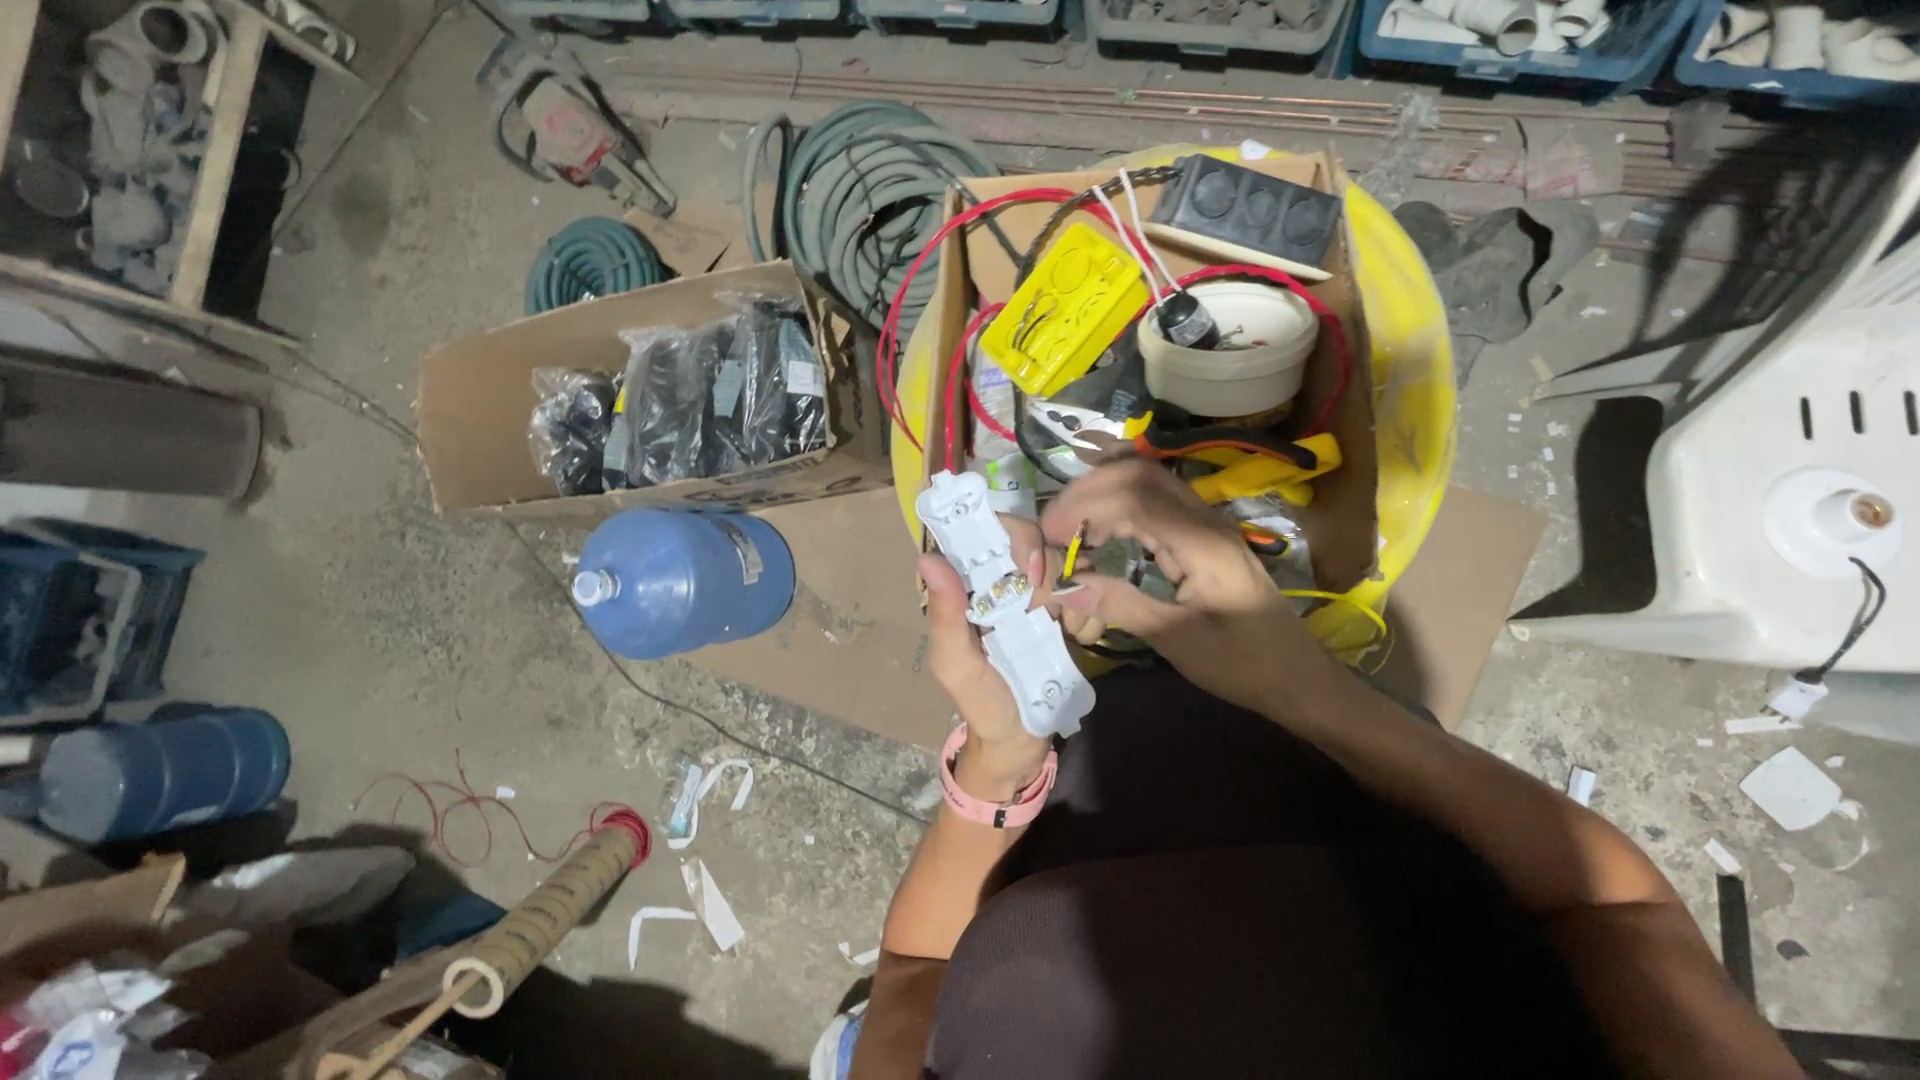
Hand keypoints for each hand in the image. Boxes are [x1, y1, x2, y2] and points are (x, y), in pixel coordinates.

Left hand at [919, 517, 1095, 795]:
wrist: (1022, 741)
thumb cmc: (980, 702)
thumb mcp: (956, 663)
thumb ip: (945, 614)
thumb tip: (929, 558)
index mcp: (972, 587)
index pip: (989, 532)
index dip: (1012, 534)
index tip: (1027, 565)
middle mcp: (1004, 582)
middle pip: (1032, 541)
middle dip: (1044, 566)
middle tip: (1044, 604)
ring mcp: (1038, 595)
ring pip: (1063, 560)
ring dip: (1069, 588)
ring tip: (1062, 626)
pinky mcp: (1066, 613)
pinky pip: (1086, 589)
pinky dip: (1087, 606)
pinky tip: (1078, 634)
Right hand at [1040, 459, 1334, 714]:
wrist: (1298, 676)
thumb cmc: (1243, 663)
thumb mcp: (1178, 640)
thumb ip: (1119, 604)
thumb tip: (1062, 586)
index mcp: (1201, 542)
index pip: (1133, 495)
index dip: (1082, 506)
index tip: (1048, 536)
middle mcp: (1204, 520)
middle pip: (1138, 473)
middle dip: (1086, 491)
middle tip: (1052, 529)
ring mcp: (1205, 524)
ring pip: (1146, 481)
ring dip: (1100, 495)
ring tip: (1068, 532)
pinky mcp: (1201, 535)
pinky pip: (1154, 502)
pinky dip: (1117, 509)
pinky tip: (1098, 536)